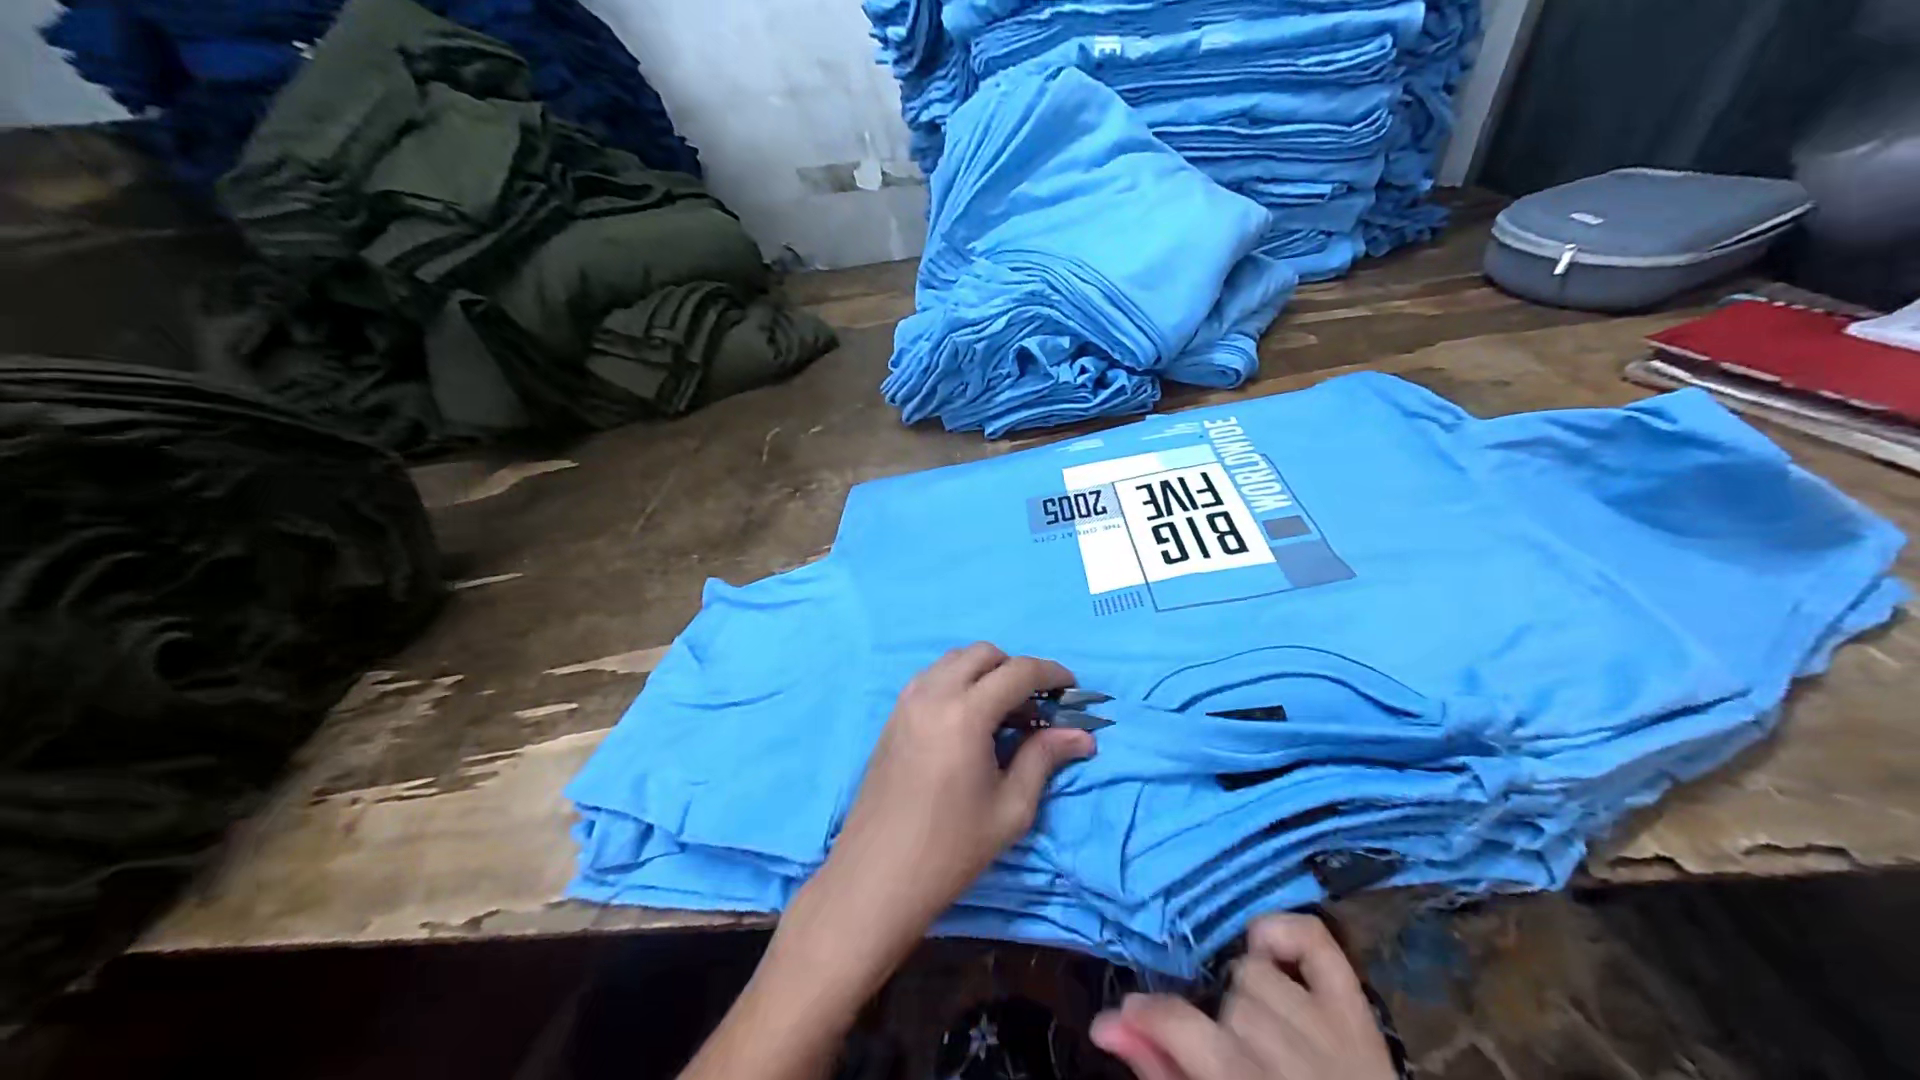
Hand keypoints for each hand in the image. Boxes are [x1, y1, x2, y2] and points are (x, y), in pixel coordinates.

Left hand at [680, 645, 1094, 1079]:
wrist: (878, 876)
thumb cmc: (951, 848)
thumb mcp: (1011, 807)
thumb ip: (1044, 758)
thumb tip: (1083, 735)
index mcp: (965, 712)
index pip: (1018, 671)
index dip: (1052, 674)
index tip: (1072, 690)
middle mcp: (932, 694)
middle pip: (983, 654)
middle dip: (1016, 670)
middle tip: (1036, 707)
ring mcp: (906, 702)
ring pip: (953, 661)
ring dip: (985, 673)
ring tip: (1004, 715)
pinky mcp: (892, 716)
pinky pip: (931, 678)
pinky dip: (958, 683)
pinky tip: (969, 722)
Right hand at [1091, 914, 1395, 1079]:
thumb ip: (1158, 1069)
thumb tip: (1106, 1023)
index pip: (1184, 1027)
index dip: (1146, 1014)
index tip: (1129, 1015)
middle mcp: (1296, 1057)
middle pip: (1228, 999)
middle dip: (1214, 1024)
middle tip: (1220, 1054)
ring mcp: (1334, 1031)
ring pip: (1259, 972)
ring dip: (1249, 995)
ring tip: (1255, 1031)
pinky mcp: (1359, 1012)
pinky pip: (1313, 940)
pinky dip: (1283, 932)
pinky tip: (1265, 951)